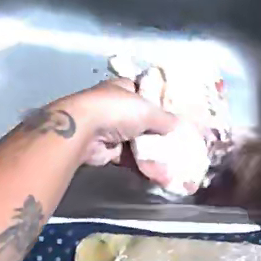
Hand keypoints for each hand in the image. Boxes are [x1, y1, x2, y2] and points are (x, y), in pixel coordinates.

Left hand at [54, 79, 177, 165]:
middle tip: (176, 142)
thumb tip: (176, 124)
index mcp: (123, 88)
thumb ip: (165, 118)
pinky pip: (129, 158)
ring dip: (152, 152)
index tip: (174, 113)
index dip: (159, 101)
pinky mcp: (107, 150)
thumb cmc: (116, 111)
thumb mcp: (148, 110)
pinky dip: (142, 165)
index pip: (144, 92)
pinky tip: (158, 173)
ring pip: (137, 141)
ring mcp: (110, 129)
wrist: (83, 132)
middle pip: (142, 120)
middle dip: (158, 132)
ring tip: (172, 163)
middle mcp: (115, 107)